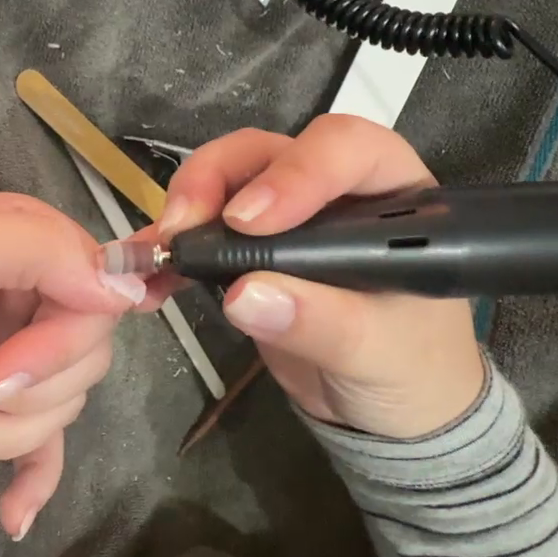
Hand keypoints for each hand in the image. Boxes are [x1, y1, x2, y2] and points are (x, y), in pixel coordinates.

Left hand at [0, 193, 144, 538]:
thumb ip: (38, 250)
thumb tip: (126, 293)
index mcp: (35, 246)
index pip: (100, 303)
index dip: (59, 347)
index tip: (2, 373)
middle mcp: (40, 296)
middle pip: (87, 362)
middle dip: (13, 388)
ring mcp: (26, 356)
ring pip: (63, 409)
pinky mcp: (6, 407)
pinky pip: (48, 448)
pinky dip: (33, 479)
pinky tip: (13, 514)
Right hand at [146, 115, 484, 438]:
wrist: (381, 407)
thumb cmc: (411, 371)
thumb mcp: (380, 354)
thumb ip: (322, 323)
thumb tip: (245, 295)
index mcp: (391, 194)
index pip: (344, 149)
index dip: (293, 171)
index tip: (246, 221)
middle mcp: (332, 189)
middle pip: (265, 152)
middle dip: (214, 179)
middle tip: (181, 228)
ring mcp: (284, 215)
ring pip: (224, 178)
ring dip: (184, 207)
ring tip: (158, 253)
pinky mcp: (245, 247)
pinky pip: (199, 228)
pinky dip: (168, 247)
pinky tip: (146, 275)